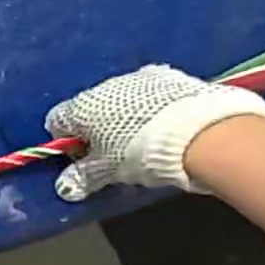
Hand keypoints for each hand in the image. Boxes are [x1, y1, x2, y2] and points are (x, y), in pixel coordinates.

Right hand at [44, 65, 264, 200]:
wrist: (206, 134)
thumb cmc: (139, 152)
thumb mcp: (105, 171)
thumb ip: (80, 177)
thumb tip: (64, 188)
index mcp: (79, 108)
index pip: (57, 122)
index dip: (68, 141)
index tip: (84, 157)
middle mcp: (104, 87)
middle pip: (90, 108)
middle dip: (97, 127)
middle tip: (114, 150)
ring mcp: (140, 78)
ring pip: (123, 99)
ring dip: (127, 115)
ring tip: (147, 137)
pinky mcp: (175, 76)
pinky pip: (154, 93)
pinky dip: (155, 106)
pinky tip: (169, 123)